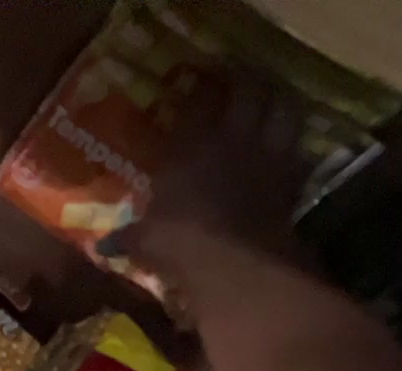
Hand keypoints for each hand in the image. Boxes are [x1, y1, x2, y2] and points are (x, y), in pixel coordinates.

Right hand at [103, 76, 311, 296]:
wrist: (233, 261)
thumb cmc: (178, 242)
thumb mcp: (144, 240)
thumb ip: (127, 236)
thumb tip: (102, 246)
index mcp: (192, 144)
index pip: (199, 98)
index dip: (199, 85)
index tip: (196, 80)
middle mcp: (233, 137)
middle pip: (249, 88)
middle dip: (244, 79)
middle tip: (238, 78)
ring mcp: (268, 153)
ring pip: (284, 107)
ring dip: (278, 100)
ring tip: (270, 99)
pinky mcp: (292, 176)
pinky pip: (298, 148)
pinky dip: (293, 143)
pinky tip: (285, 148)